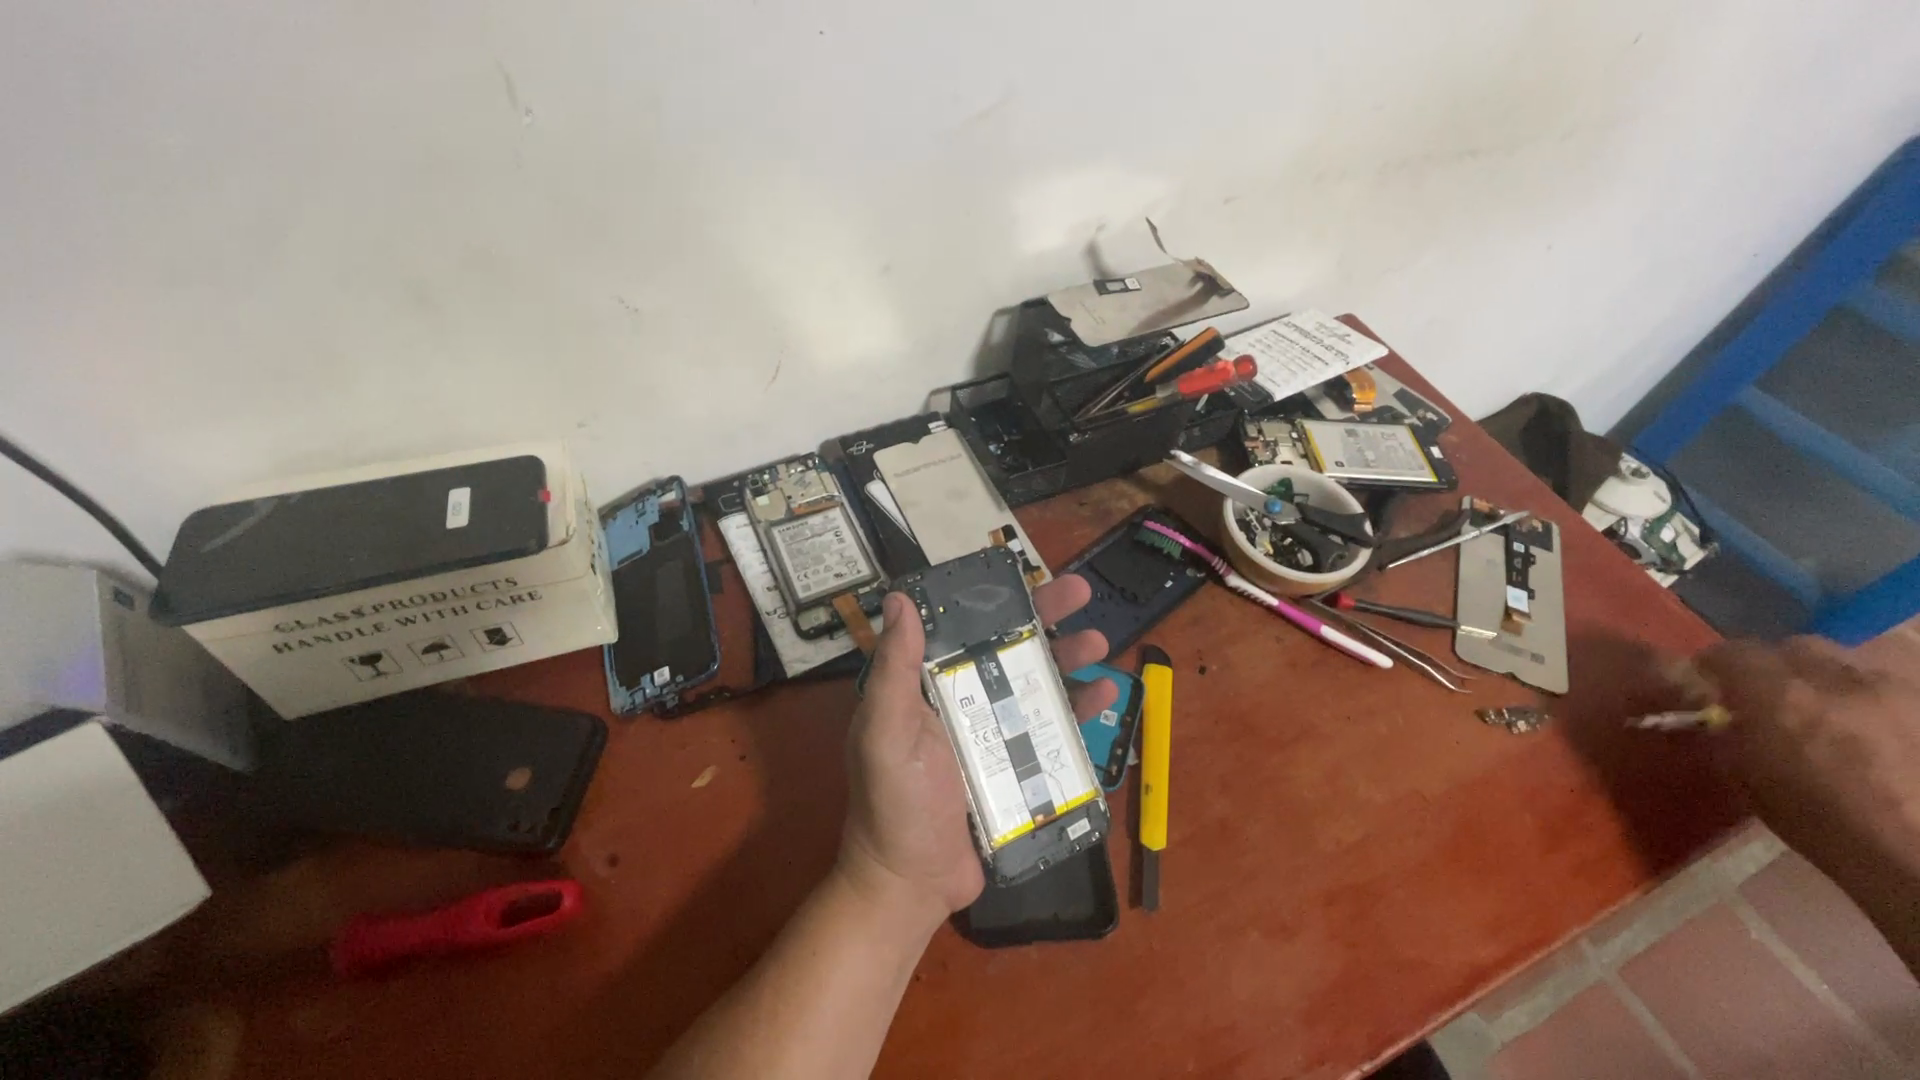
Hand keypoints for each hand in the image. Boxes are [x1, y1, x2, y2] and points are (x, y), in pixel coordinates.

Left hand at [835, 575, 1117, 927]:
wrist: (912, 884)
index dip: (994, 600)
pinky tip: (1104, 695)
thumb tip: (898, 600)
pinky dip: (1078, 711)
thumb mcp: (884, 732)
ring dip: (1067, 660)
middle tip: (1082, 594)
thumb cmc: (893, 804)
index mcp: (926, 687)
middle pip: (1007, 649)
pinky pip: (1051, 731)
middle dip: (1044, 619)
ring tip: (1099, 643)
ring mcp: (992, 735)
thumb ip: (895, 669)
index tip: (1024, 577)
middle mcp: (960, 703)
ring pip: (1035, 685)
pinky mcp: (1018, 767)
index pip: (962, 629)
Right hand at [1691, 637, 1919, 861]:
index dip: (1717, 669)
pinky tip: (1878, 733)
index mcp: (1777, 694)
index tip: (1711, 690)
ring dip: (1831, 683)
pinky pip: (1893, 687)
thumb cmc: (1824, 825)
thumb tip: (1708, 712)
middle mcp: (1837, 677)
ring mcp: (1897, 688)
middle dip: (1779, 669)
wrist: (1919, 856)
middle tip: (1774, 702)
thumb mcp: (1747, 780)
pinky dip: (1875, 701)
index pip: (1730, 652)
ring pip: (1850, 665)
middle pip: (1796, 647)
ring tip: (1834, 718)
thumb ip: (1723, 732)